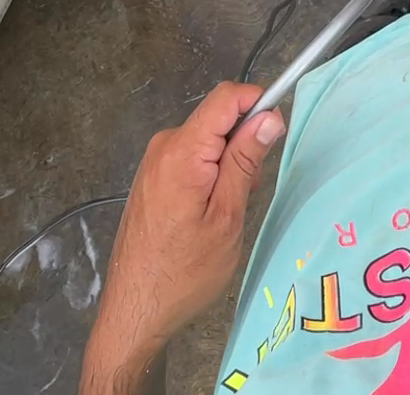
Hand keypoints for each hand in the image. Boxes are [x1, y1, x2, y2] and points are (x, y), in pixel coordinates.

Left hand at [82, 83, 285, 393]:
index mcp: (183, 150)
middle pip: (217, 117)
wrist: (133, 312)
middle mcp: (164, 144)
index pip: (226, 97)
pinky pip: (191, 154)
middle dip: (243, 141)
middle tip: (249, 190)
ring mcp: (154, 160)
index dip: (257, 102)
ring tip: (227, 210)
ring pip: (207, 138)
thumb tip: (270, 115)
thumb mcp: (227, 217)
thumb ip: (246, 161)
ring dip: (227, 160)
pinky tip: (208, 212)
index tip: (276, 131)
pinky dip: (209, 171)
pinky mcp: (151, 176)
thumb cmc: (185, 271)